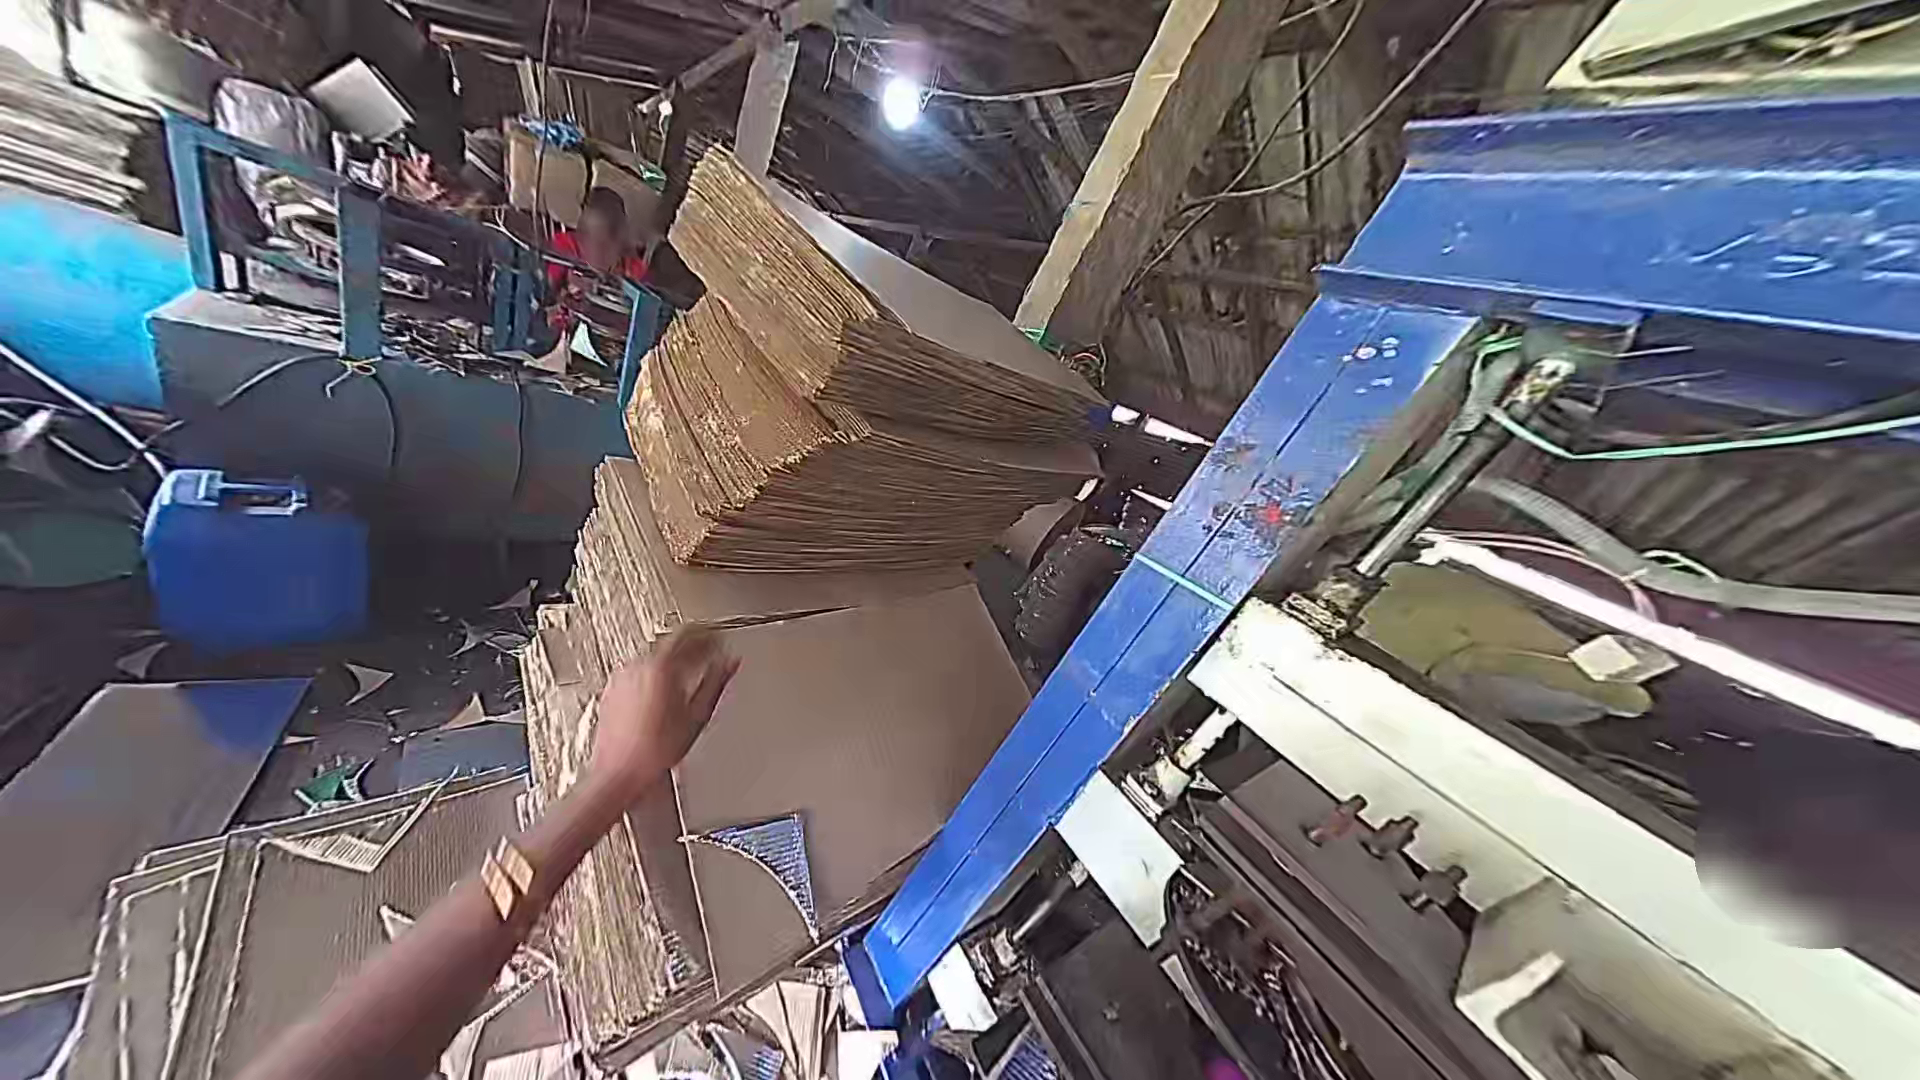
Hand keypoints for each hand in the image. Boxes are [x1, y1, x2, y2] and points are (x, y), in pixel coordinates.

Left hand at [586, 627, 738, 804]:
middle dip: (693, 647)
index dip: (711, 636)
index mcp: (662, 668)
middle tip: (710, 655)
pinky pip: (639, 671)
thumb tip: (730, 663)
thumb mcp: (699, 715)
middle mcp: (638, 667)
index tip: (720, 642)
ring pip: (655, 656)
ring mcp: (622, 678)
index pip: (691, 636)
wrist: (618, 775)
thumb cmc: (655, 753)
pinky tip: (666, 690)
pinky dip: (656, 673)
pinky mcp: (612, 691)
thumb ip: (716, 682)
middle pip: (671, 643)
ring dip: (674, 660)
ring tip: (689, 674)